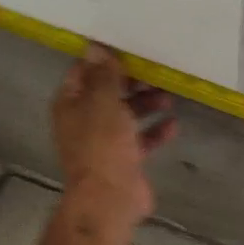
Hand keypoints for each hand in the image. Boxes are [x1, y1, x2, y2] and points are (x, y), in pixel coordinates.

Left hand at [51, 44, 176, 228]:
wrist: (109, 198)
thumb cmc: (102, 144)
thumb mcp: (104, 101)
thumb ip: (104, 74)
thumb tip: (95, 46)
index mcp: (70, 104)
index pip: (82, 72)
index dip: (104, 60)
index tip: (129, 50)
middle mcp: (83, 121)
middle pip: (107, 93)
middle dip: (131, 82)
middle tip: (155, 73)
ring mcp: (103, 143)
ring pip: (125, 115)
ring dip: (146, 104)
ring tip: (168, 97)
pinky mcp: (123, 160)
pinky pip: (140, 140)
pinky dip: (155, 131)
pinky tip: (173, 125)